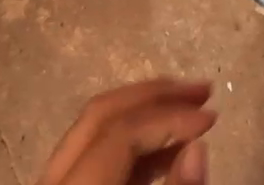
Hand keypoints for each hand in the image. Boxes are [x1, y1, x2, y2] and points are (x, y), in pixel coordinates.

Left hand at [37, 79, 215, 184]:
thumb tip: (199, 147)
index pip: (120, 131)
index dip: (169, 117)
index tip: (213, 115)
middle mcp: (51, 176)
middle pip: (101, 113)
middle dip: (156, 95)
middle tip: (204, 88)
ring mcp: (52, 181)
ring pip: (95, 128)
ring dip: (147, 114)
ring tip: (194, 109)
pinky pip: (94, 154)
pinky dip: (134, 145)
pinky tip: (172, 148)